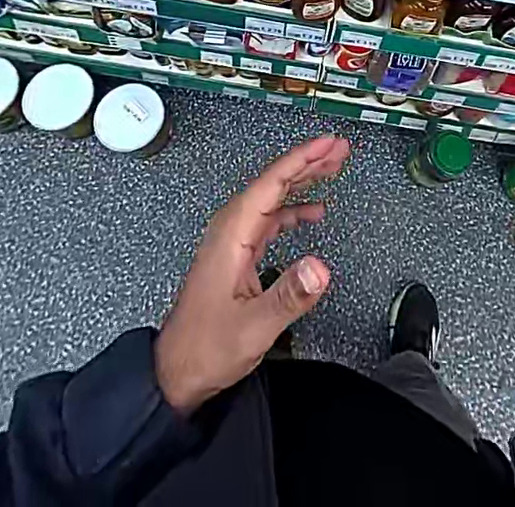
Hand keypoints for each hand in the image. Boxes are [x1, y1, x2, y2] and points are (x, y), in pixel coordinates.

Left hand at [155, 134, 348, 415]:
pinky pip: (270, 216)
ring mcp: (234, 239)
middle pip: (274, 181)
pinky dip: (294, 207)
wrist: (175, 371)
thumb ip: (289, 296)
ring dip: (303, 179)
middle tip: (339, 148)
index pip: (272, 182)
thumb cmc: (206, 349)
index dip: (303, 158)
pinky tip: (313, 210)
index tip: (328, 144)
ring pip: (273, 195)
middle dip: (309, 161)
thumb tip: (321, 267)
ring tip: (332, 168)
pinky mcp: (238, 251)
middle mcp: (232, 228)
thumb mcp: (253, 327)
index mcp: (233, 234)